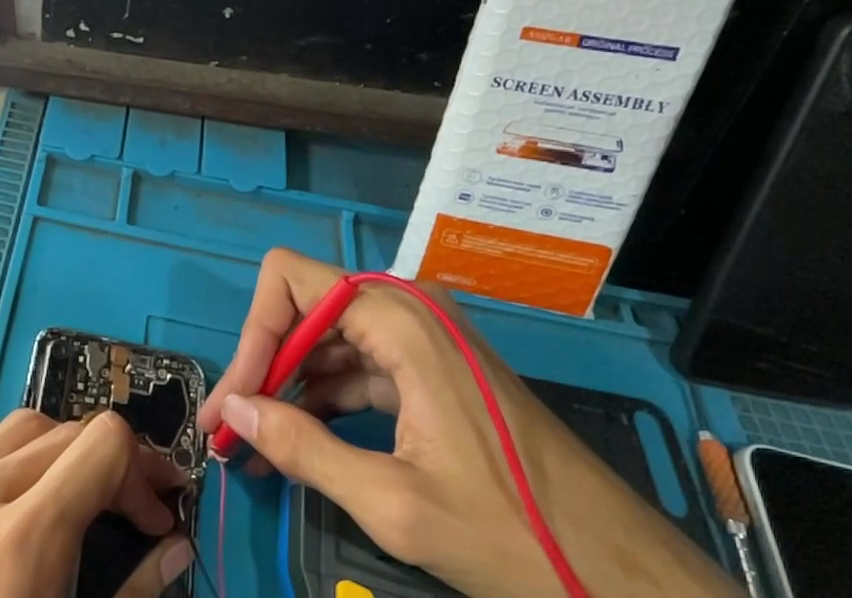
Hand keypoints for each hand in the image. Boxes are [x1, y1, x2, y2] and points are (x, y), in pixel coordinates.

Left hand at [0, 408, 193, 597]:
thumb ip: (132, 591)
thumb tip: (172, 550)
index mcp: (24, 540)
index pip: (103, 444)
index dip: (143, 474)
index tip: (154, 515)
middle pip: (68, 432)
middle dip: (112, 465)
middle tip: (134, 509)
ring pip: (20, 426)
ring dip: (60, 450)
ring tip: (79, 494)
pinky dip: (6, 453)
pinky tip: (18, 491)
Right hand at [198, 249, 740, 597]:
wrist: (624, 571)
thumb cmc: (511, 532)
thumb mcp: (393, 501)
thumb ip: (303, 448)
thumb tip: (233, 413)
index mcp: (401, 321)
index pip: (291, 282)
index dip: (253, 337)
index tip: (235, 403)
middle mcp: (410, 311)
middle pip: (304, 309)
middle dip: (262, 367)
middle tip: (228, 430)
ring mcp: (426, 339)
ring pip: (328, 340)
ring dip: (287, 389)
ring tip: (252, 448)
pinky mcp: (435, 370)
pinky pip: (359, 367)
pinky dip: (322, 402)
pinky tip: (296, 446)